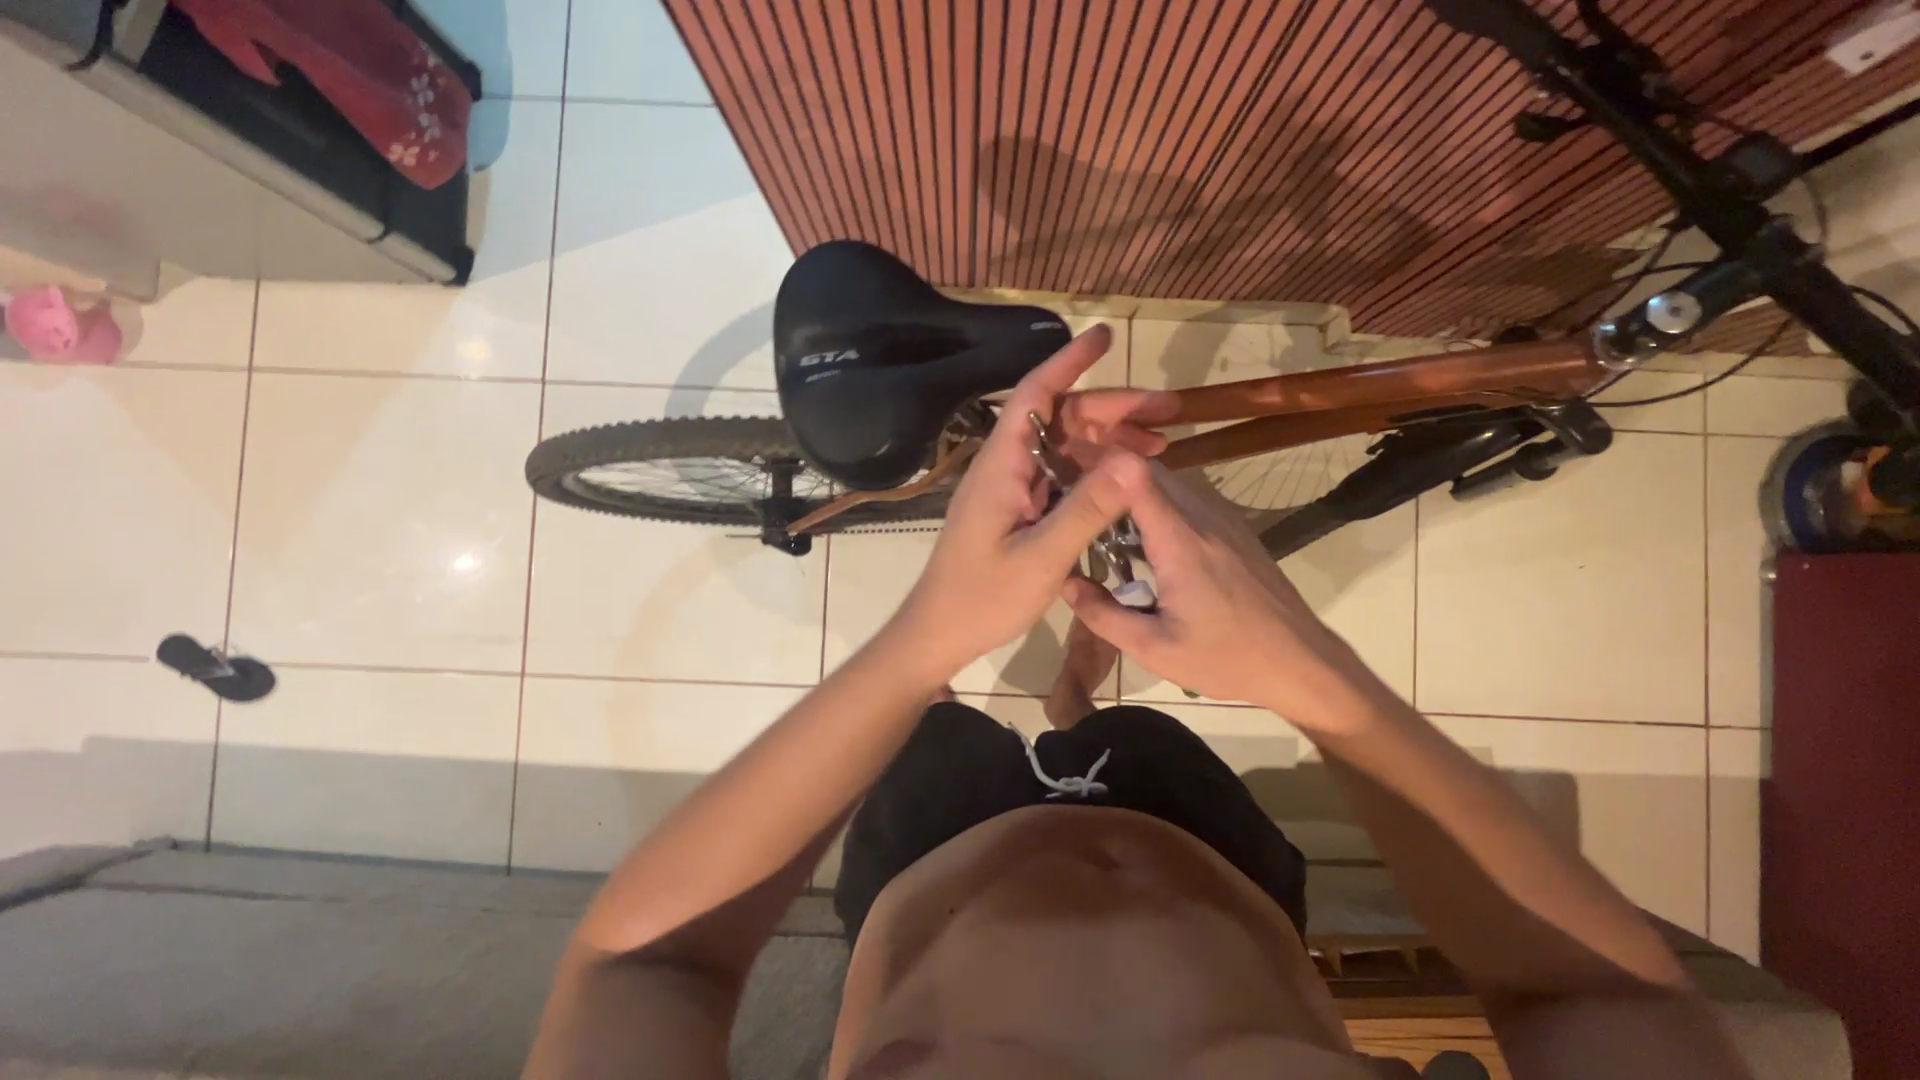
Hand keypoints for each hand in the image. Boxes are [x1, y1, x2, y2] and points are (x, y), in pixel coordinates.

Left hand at [887, 325, 1168, 677]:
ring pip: (1065, 447)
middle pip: (1061, 418)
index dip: (1069, 361)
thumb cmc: (982, 597)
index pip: (1036, 394)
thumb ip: (1087, 509)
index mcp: (1002, 464)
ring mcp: (1012, 489)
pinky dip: (1096, 471)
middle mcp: (1006, 466)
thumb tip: (1136, 461)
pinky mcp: (1018, 511)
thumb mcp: (1041, 558)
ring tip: (1163, 446)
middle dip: (1113, 408)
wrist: (939, 632)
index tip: (1105, 336)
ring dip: (1110, 440)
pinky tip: (1129, 480)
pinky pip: (1061, 476)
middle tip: (1169, 412)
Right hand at [1060, 464, 1378, 727]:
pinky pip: (1188, 502)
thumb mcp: (1154, 648)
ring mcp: (1225, 521)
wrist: (1301, 663)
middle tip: (1072, 502)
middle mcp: (1204, 518)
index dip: (1096, 466)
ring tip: (1100, 522)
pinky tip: (1142, 542)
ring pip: (1170, 485)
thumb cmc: (1226, 659)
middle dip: (1107, 479)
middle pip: (1148, 472)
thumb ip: (1102, 614)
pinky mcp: (1236, 531)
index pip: (1135, 475)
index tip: (1062, 475)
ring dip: (1133, 494)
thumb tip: (1064, 581)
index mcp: (1181, 541)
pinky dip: (1158, 507)